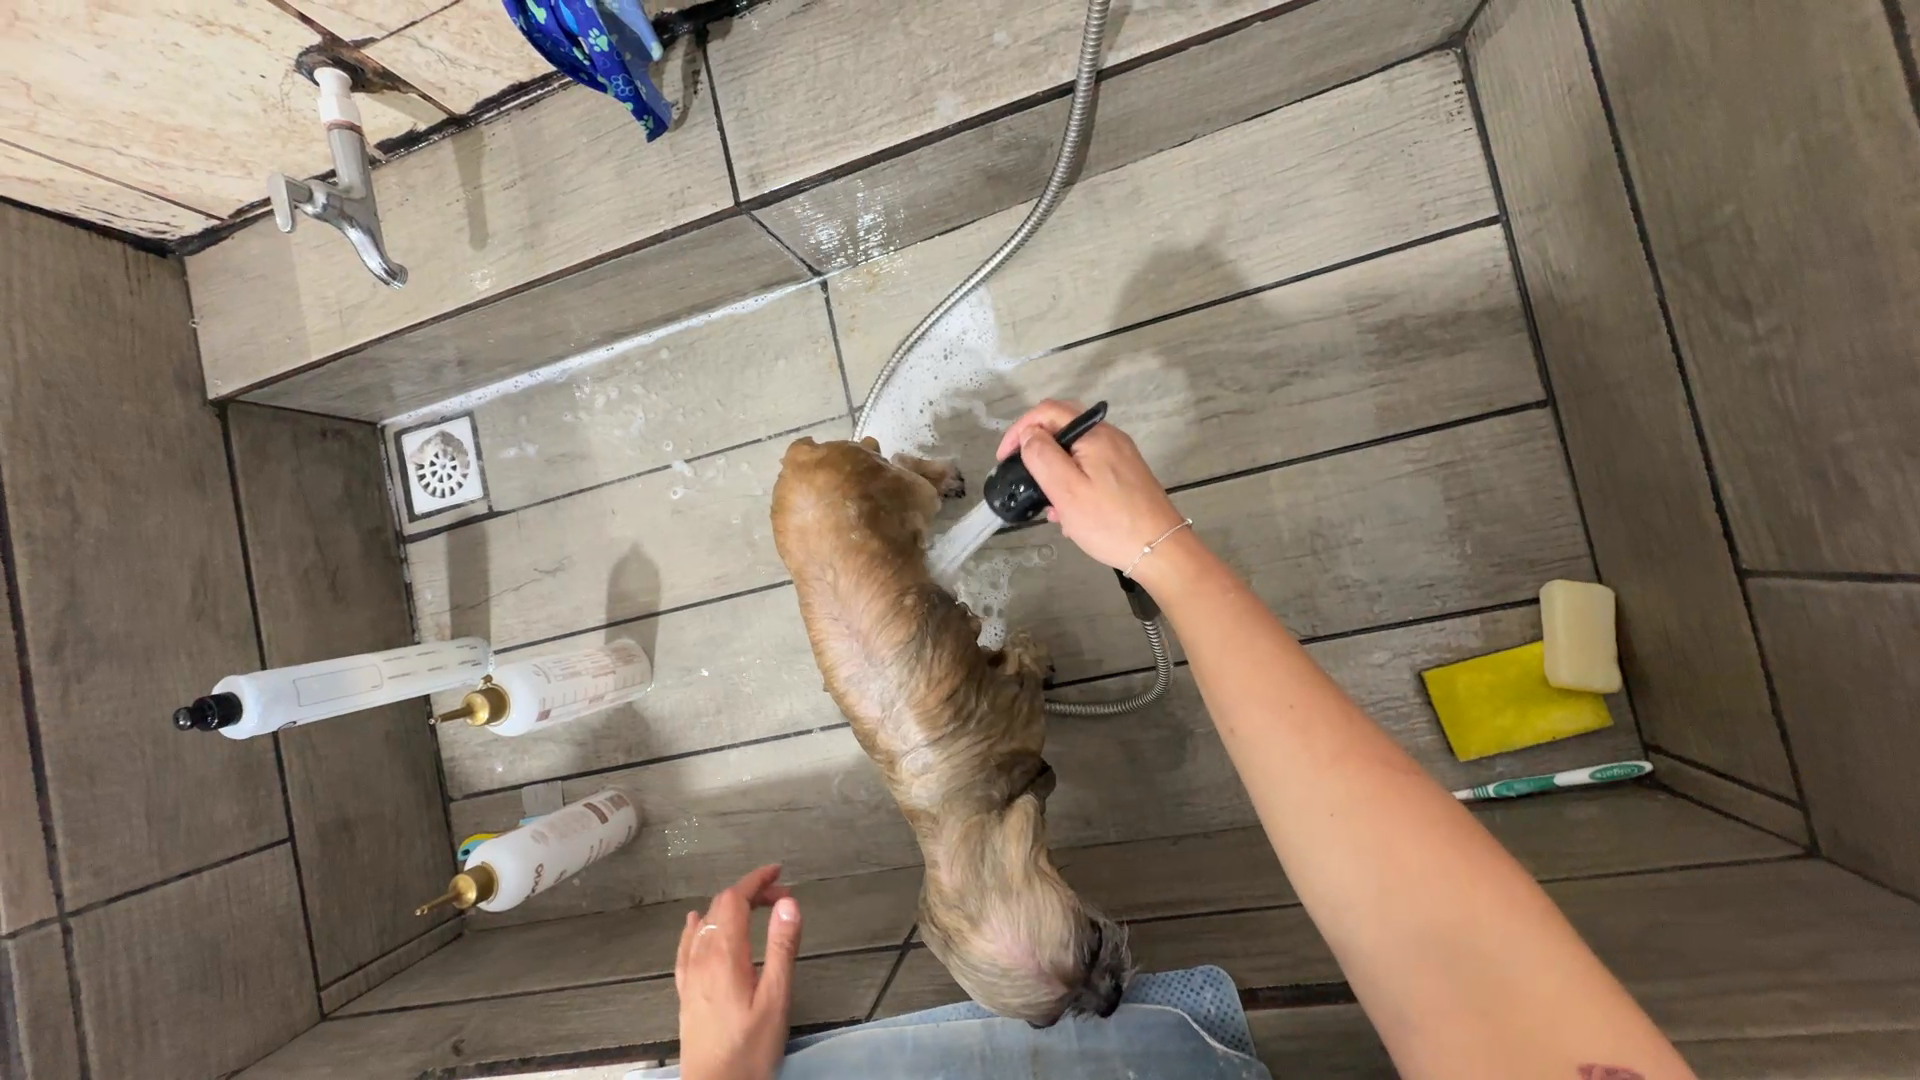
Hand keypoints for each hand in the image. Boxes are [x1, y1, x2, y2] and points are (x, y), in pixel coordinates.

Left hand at [676, 864, 803, 1079]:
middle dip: (750, 893)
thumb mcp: (776, 999)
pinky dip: (698, 927)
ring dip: (729, 907)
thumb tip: (788, 901)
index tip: (779, 874)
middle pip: (720, 907)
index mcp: (724, 955)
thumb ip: (782, 947)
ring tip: (754, 908)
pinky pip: (686, 947)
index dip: (756, 881)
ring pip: (704, 924)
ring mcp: (690, 976)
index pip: (735, 900)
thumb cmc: (749, 1049)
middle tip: (781, 899)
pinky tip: (697, 924)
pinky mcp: (686, 993)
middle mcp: (702, 958)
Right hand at [997, 399, 1187, 571]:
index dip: (1020, 429)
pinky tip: (1069, 512)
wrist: (1160, 549)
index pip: (1047, 411)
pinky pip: (1090, 468)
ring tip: (1046, 503)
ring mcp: (1120, 455)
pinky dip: (1072, 482)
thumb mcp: (1065, 490)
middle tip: (1021, 475)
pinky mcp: (1125, 474)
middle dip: (1037, 449)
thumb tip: (1028, 435)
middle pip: (1062, 427)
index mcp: (1094, 434)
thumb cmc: (1109, 522)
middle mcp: (1109, 437)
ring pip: (1075, 451)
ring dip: (1054, 471)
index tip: (1004, 458)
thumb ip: (1042, 456)